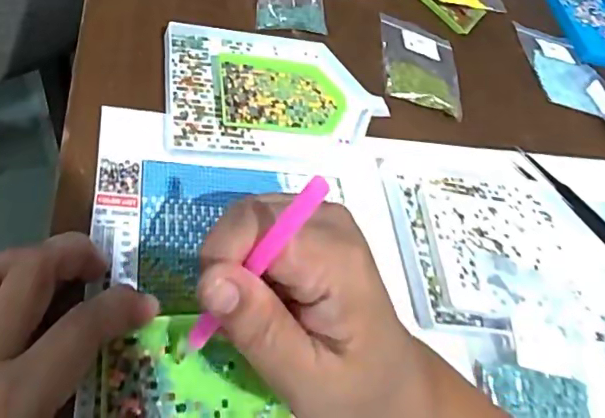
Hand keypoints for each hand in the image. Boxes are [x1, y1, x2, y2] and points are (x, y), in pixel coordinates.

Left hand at [0, 233, 156, 417]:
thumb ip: (74, 405)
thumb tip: (118, 386)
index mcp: (11, 399)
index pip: (78, 329)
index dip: (120, 309)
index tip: (146, 303)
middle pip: (30, 271)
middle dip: (74, 253)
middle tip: (104, 265)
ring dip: (30, 258)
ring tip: (58, 271)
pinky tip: (14, 306)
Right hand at [198, 197, 503, 417]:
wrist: (393, 383)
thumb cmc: (356, 390)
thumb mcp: (307, 379)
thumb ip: (260, 329)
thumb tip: (210, 280)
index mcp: (334, 254)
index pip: (256, 223)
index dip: (223, 257)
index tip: (216, 307)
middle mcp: (325, 218)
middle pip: (248, 215)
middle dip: (226, 261)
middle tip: (232, 316)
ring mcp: (318, 213)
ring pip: (247, 218)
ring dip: (235, 261)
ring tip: (255, 310)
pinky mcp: (308, 219)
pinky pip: (258, 224)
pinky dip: (247, 256)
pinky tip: (265, 293)